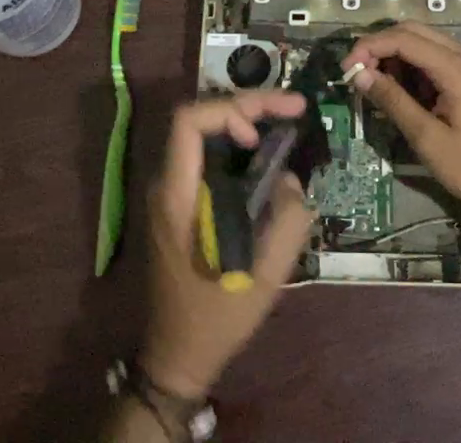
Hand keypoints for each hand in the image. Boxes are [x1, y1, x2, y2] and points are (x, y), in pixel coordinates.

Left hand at [139, 90, 313, 398]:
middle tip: (294, 108)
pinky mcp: (178, 203)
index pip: (189, 122)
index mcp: (177, 196)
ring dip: (244, 122)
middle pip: (199, 120)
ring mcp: (169, 193)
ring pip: (203, 135)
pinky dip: (236, 145)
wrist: (176, 354)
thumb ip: (287, 219)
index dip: (230, 110)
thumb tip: (290, 178)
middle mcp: (166, 185)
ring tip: (285, 124)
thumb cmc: (217, 316)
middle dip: (248, 106)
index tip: (265, 131)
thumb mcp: (265, 274)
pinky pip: (206, 157)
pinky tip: (265, 154)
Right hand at [343, 23, 460, 259]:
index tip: (346, 70)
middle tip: (357, 74)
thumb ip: (393, 101)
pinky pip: (438, 58)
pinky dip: (414, 66)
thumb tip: (359, 75)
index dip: (370, 47)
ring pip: (425, 42)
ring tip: (376, 86)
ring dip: (396, 56)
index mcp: (457, 68)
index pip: (404, 38)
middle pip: (414, 31)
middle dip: (380, 46)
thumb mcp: (427, 138)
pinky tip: (402, 91)